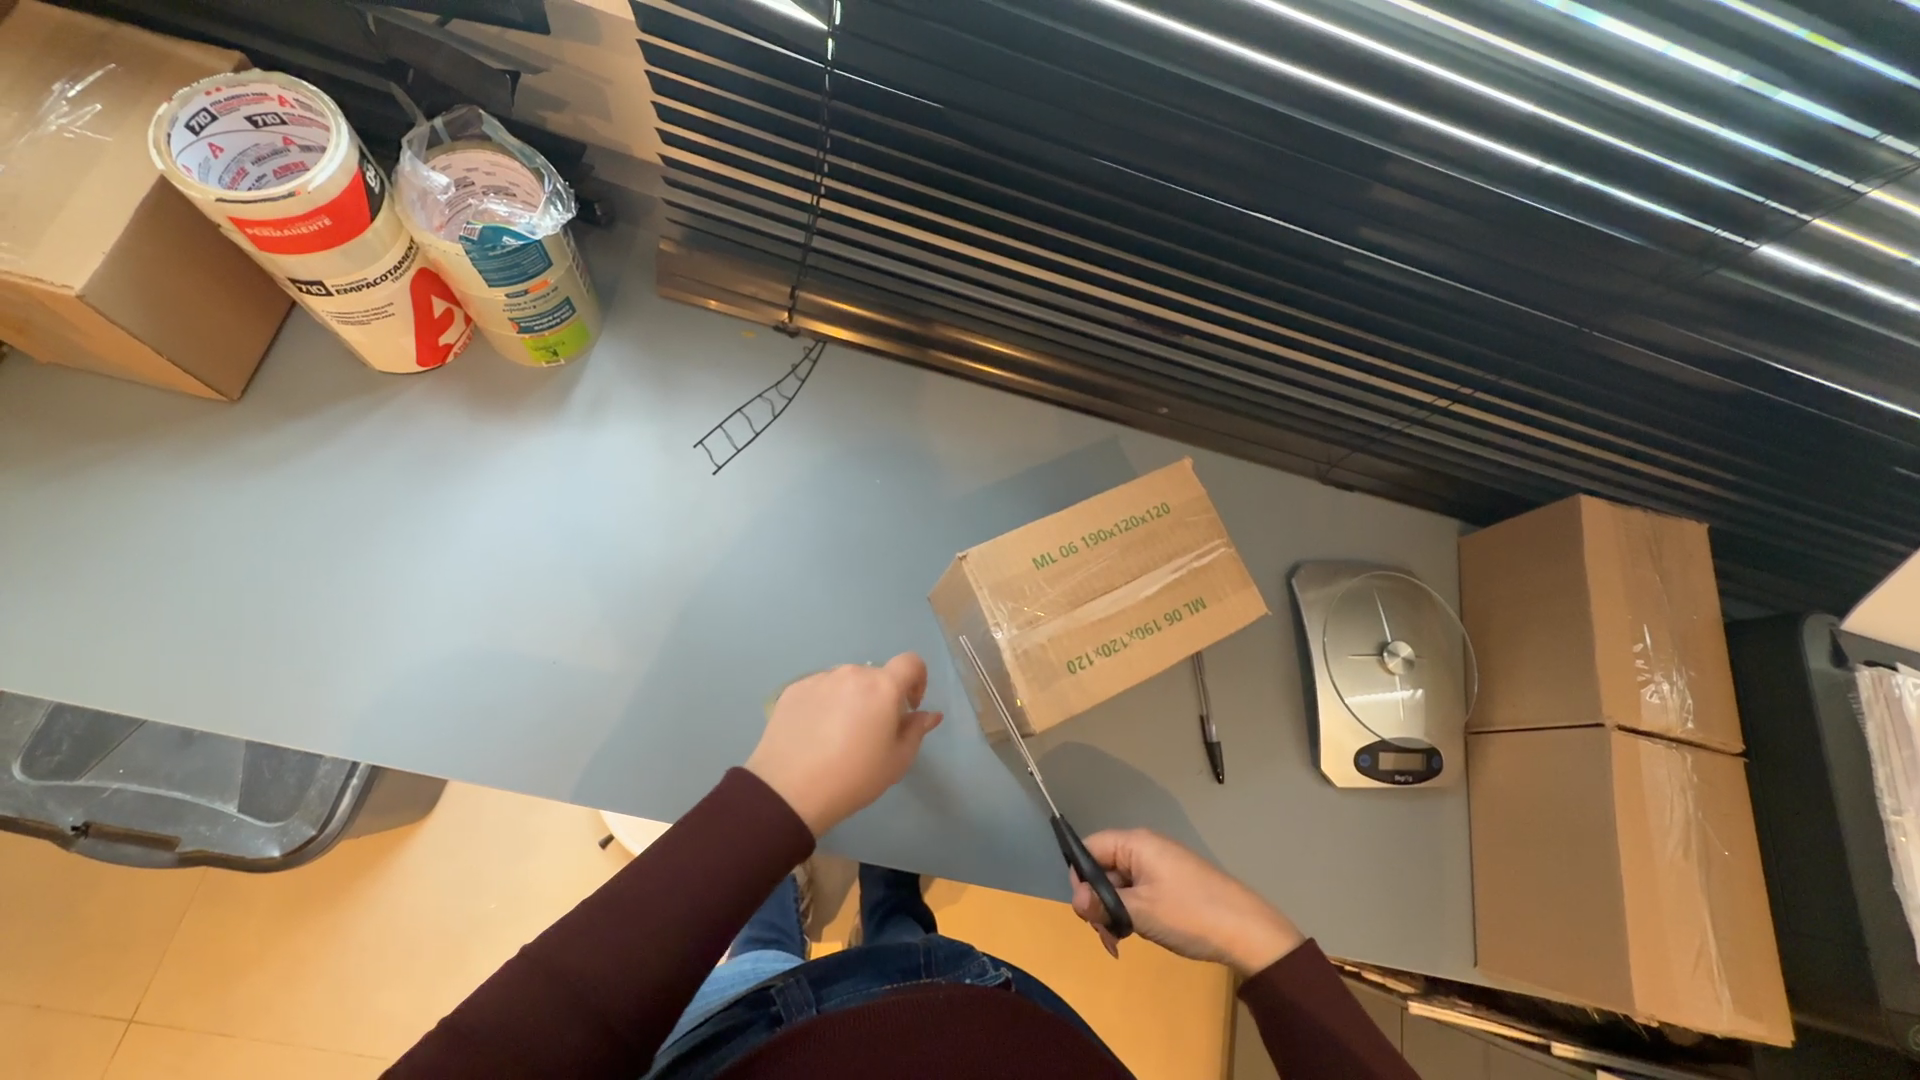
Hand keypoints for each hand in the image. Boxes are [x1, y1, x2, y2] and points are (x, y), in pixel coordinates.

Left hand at [746, 654, 942, 836]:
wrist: (789, 791)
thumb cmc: (853, 777)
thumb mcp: (897, 760)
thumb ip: (916, 730)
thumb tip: (929, 714)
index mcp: (882, 686)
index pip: (911, 662)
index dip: (917, 680)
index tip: (909, 707)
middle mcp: (851, 673)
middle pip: (875, 675)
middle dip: (881, 696)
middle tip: (872, 731)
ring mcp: (818, 679)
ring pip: (845, 682)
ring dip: (852, 699)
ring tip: (839, 735)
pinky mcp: (793, 690)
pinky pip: (819, 690)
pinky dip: (825, 704)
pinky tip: (815, 734)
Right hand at [1071, 828, 1304, 975]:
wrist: (1248, 931)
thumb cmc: (1190, 914)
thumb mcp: (1140, 912)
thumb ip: (1102, 905)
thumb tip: (1074, 900)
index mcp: (1136, 843)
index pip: (1090, 848)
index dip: (1080, 877)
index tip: (1085, 910)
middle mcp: (1145, 848)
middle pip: (1103, 868)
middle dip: (1097, 902)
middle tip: (1105, 936)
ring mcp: (1160, 866)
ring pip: (1119, 884)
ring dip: (1113, 913)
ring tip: (1118, 943)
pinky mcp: (1171, 884)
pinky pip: (1138, 892)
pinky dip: (1131, 913)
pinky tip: (1133, 937)